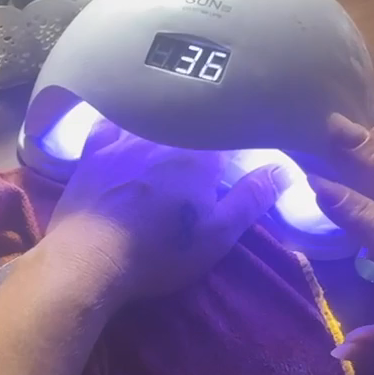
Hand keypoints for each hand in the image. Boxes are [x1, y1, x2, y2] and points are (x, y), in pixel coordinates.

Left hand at [40, 121, 279, 304]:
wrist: (89, 259)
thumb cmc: (158, 252)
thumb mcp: (217, 236)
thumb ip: (251, 199)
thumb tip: (284, 169)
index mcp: (199, 154)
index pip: (227, 130)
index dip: (237, 133)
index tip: (244, 136)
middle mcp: (162, 135)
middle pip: (190, 120)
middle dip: (203, 123)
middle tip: (211, 129)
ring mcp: (123, 139)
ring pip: (152, 115)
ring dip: (165, 116)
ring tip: (173, 120)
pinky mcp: (93, 151)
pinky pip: (111, 122)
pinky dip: (122, 120)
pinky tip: (124, 120)